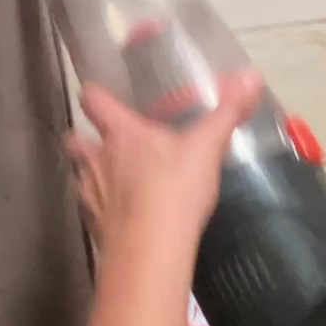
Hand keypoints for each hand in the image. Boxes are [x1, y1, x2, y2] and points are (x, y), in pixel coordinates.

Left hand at [67, 72, 262, 259]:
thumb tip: (250, 75)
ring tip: (115, 180)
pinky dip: (102, 208)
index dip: (94, 95)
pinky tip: (121, 215)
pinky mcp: (92, 225)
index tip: (100, 95)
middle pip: (74, 141)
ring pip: (80, 175)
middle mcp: (96, 160)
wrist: (149, 250)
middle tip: (105, 143)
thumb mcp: (207, 148)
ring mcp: (90, 193)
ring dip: (92, 174)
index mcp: (120, 134)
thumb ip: (227, 112)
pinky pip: (90, 209)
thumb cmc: (174, 190)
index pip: (92, 101)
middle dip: (84, 139)